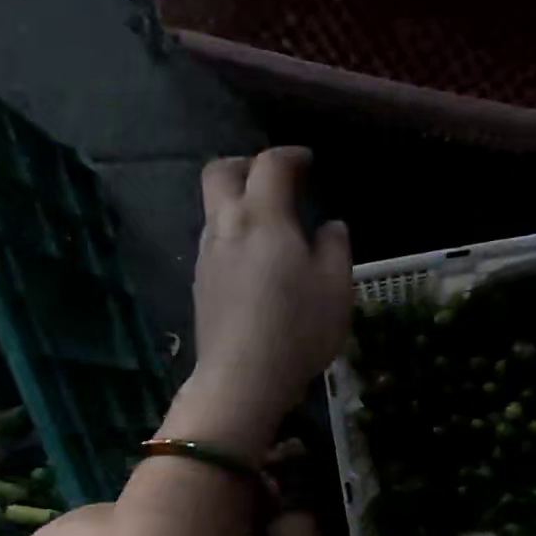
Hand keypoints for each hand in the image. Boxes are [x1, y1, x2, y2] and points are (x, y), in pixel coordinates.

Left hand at [167, 147, 351, 455]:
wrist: (242, 379)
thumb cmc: (297, 329)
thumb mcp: (335, 288)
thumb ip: (335, 247)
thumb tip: (330, 226)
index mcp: (262, 217)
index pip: (271, 165)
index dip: (290, 156)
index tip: (307, 162)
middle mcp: (226, 226)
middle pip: (221, 172)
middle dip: (246, 165)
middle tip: (274, 181)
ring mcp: (207, 256)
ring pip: (214, 210)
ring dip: (238, 204)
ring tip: (268, 226)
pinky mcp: (200, 285)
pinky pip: (214, 243)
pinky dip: (233, 236)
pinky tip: (253, 264)